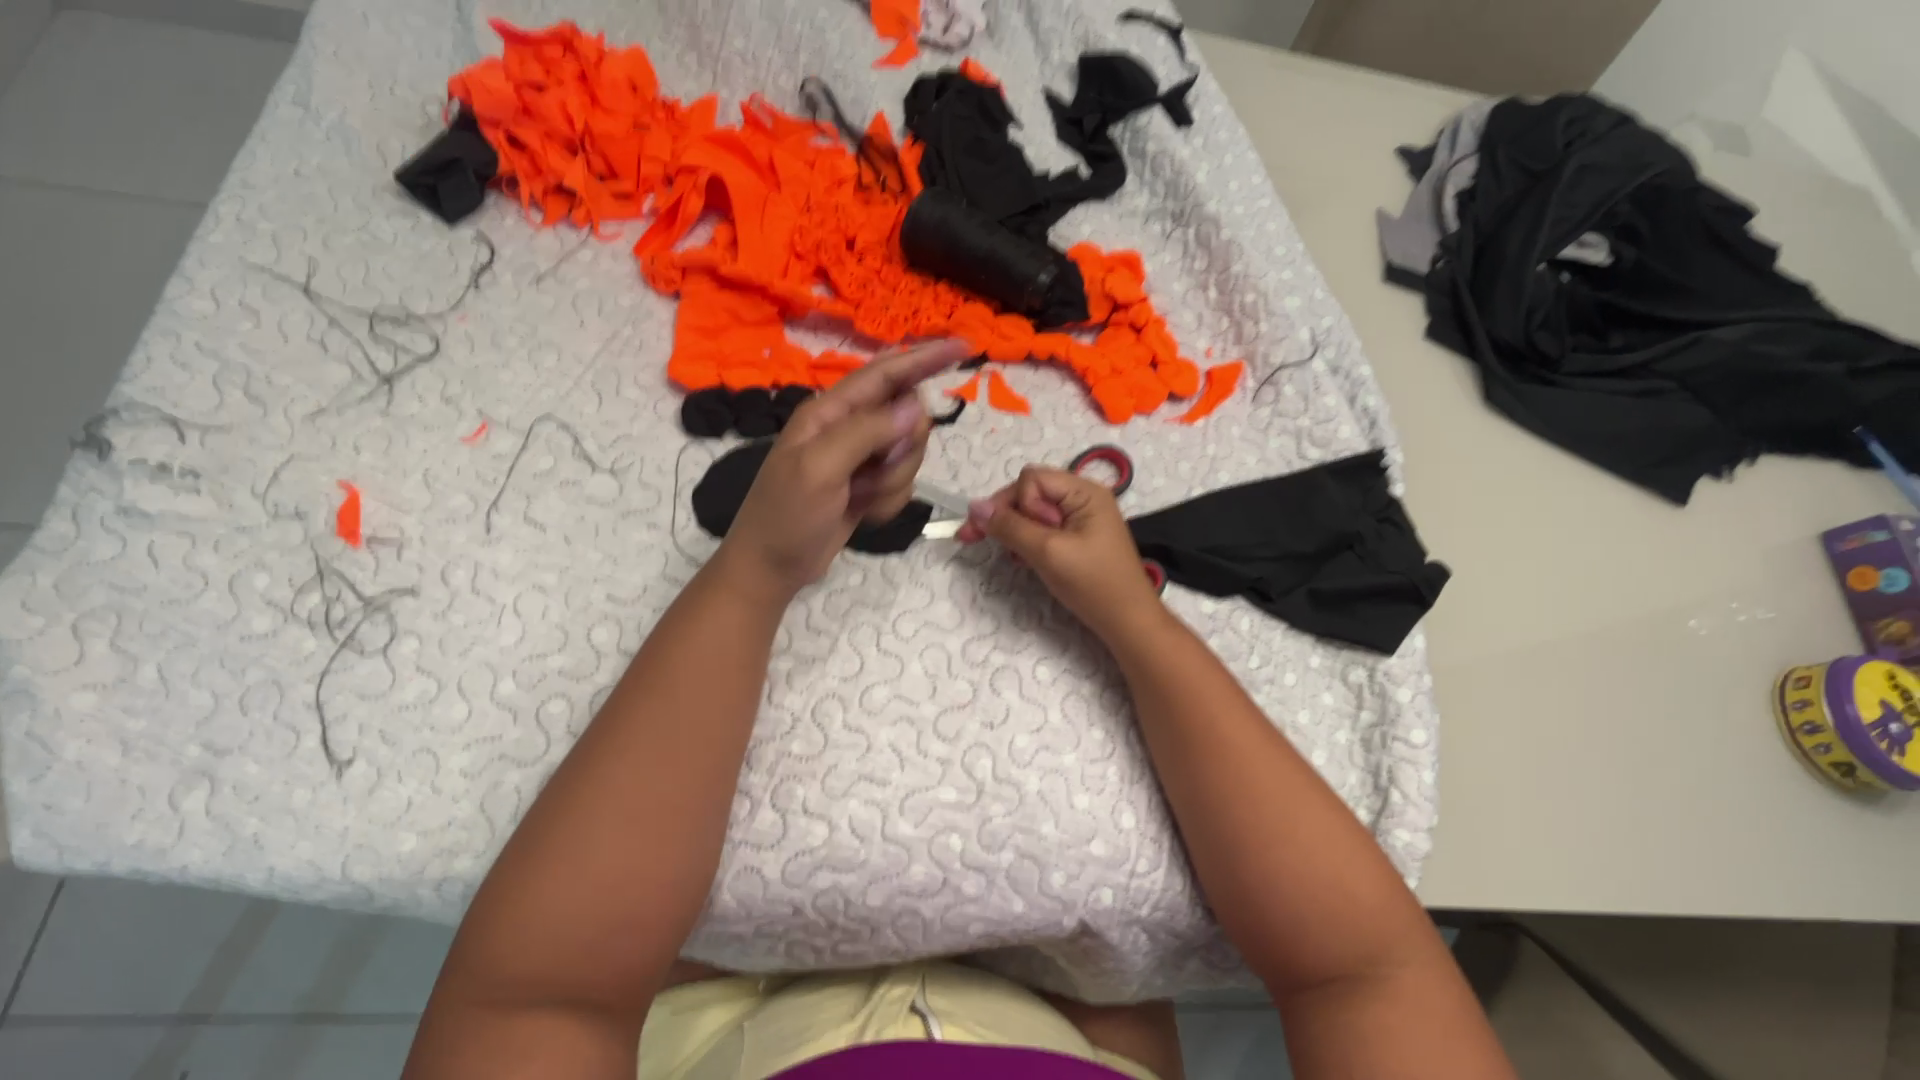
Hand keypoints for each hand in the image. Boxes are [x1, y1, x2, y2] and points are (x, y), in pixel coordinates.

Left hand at [716, 339, 967, 600]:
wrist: (771, 568)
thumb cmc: (785, 515)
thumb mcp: (820, 469)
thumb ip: (866, 432)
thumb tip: (915, 405)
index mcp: (829, 411)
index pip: (886, 374)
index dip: (925, 358)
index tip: (964, 346)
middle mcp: (847, 427)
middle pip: (907, 417)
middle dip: (902, 449)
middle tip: (874, 473)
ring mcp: (859, 459)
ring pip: (909, 454)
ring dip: (892, 481)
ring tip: (859, 498)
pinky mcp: (868, 487)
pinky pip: (902, 483)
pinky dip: (888, 501)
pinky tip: (861, 513)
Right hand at [958, 466, 1165, 639]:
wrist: (1127, 621)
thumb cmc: (1092, 584)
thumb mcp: (1047, 552)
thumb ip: (1010, 527)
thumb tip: (974, 506)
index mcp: (1084, 492)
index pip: (1032, 479)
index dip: (1015, 503)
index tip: (1015, 535)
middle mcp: (1083, 498)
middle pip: (1030, 492)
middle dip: (1007, 515)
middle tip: (976, 539)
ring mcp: (1081, 519)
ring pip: (1033, 512)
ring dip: (1016, 531)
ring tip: (1014, 557)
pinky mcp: (1078, 538)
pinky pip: (1043, 529)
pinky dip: (1028, 542)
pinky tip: (1022, 559)